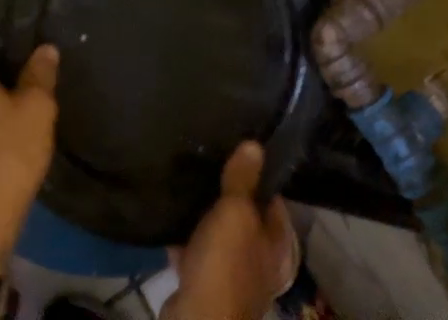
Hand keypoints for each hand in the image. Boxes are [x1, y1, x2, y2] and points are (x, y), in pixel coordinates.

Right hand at [163, 142, 296, 319]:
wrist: (198, 318)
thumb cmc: (225, 264)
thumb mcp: (235, 214)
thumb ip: (243, 180)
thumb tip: (255, 144)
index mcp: (277, 242)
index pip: (271, 197)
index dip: (256, 173)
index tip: (234, 148)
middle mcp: (260, 258)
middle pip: (243, 216)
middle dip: (225, 192)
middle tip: (205, 160)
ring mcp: (232, 273)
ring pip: (218, 233)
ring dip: (203, 214)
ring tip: (185, 179)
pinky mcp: (204, 282)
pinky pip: (195, 250)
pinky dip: (184, 237)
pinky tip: (169, 213)